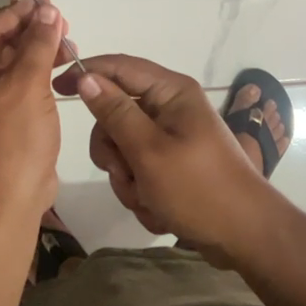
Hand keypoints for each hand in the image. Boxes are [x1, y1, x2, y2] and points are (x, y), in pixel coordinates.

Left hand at [0, 0, 70, 218]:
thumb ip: (38, 43)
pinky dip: (42, 72)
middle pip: (2, 43)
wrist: (9, 198)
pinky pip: (24, 84)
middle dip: (32, 31)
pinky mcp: (9, 118)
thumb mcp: (26, 82)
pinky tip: (64, 68)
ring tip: (69, 44)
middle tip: (63, 23)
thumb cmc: (11, 135)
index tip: (46, 3)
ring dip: (41, 51)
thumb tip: (48, 10)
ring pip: (16, 63)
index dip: (17, 13)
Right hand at [53, 55, 279, 263]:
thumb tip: (85, 77)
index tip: (56, 88)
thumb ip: (114, 112)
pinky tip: (157, 209)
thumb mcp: (149, 151)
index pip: (118, 67)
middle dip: (112, 148)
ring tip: (146, 198)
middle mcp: (171, 107)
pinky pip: (139, 168)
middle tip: (122, 172)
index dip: (86, 72)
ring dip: (126, 176)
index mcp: (171, 92)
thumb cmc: (200, 189)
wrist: (249, 239)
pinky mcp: (173, 164)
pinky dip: (141, 190)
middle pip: (116, 112)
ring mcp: (172, 137)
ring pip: (123, 145)